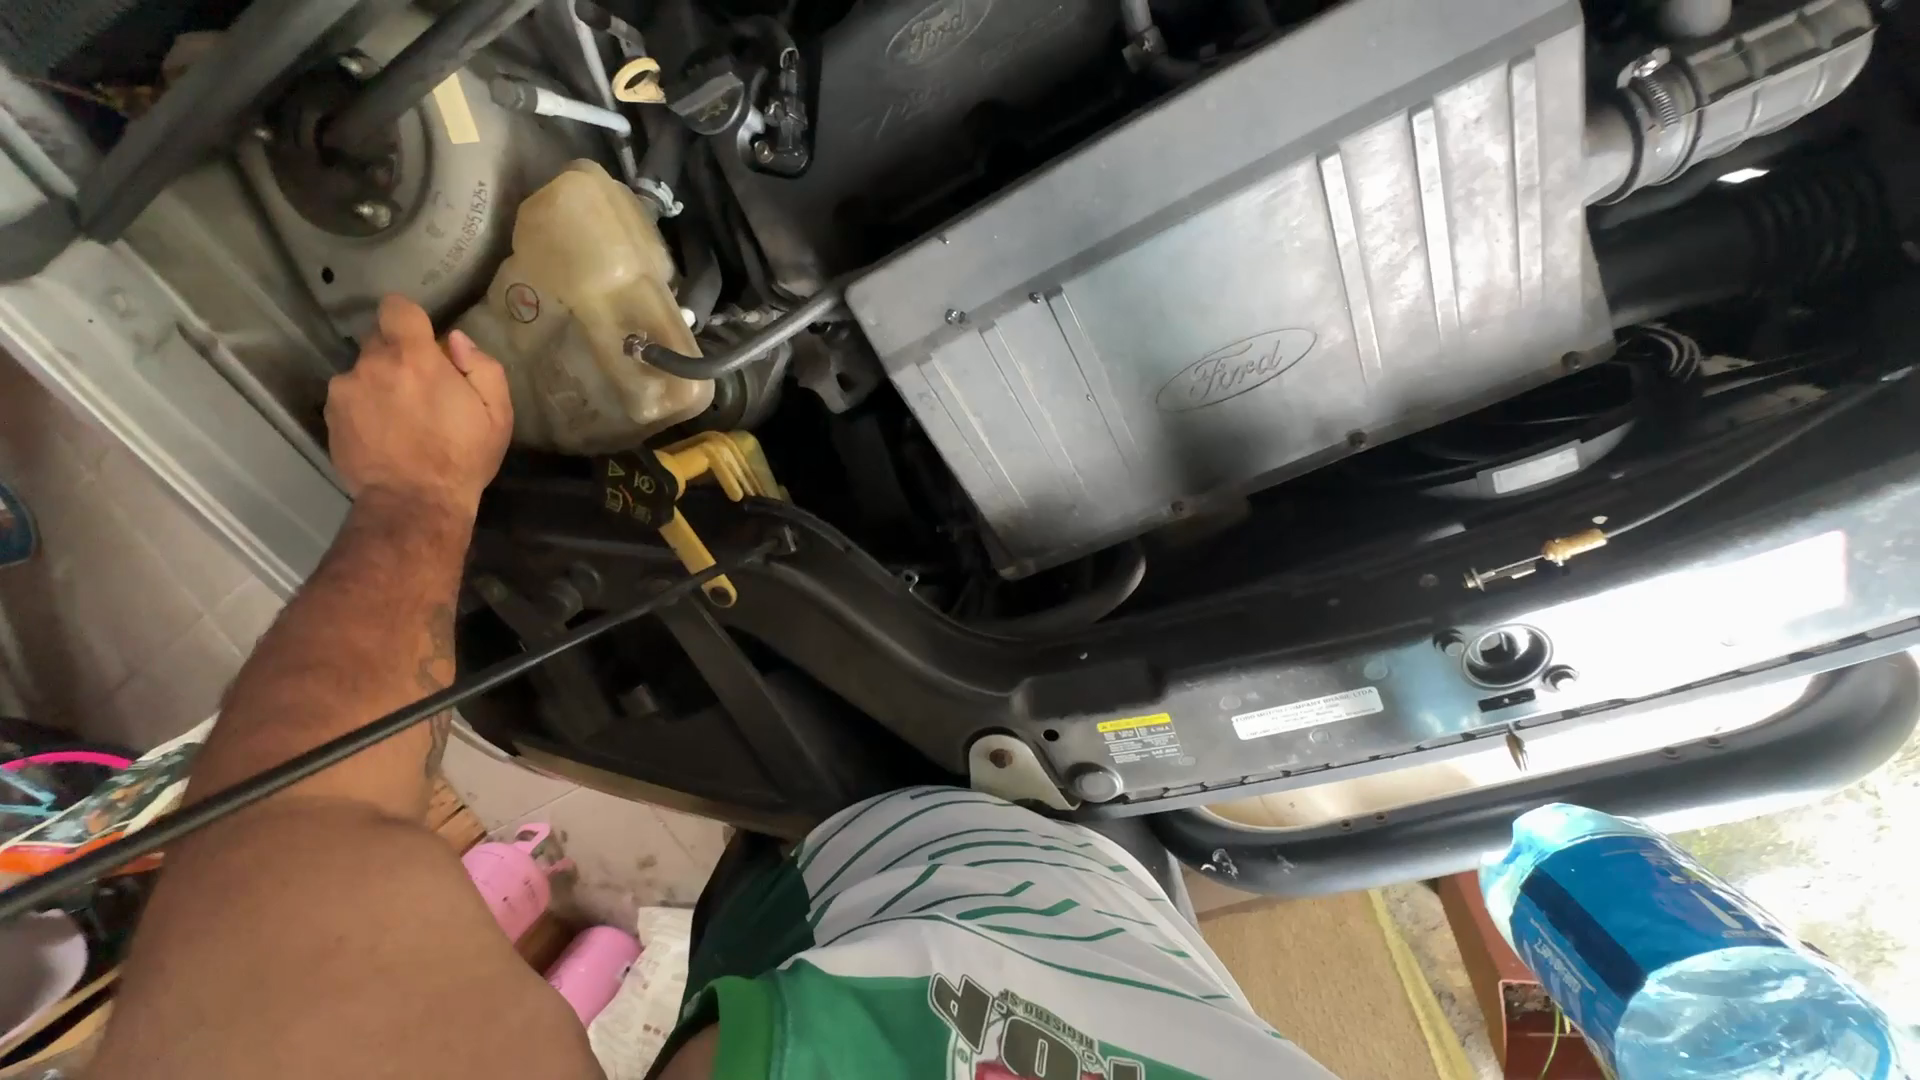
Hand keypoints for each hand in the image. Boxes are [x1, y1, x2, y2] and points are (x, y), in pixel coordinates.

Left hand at [326, 295, 512, 517]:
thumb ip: (482, 368)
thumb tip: (456, 342)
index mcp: (415, 358)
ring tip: (403, 420)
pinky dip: (366, 408)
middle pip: (381, 341)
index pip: (398, 308)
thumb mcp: (498, 414)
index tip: (426, 341)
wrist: (415, 502)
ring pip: (365, 372)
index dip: (412, 319)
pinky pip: (350, 398)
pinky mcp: (330, 415)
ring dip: (382, 385)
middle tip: (424, 391)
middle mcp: (372, 365)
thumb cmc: (464, 457)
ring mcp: (345, 390)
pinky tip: (385, 435)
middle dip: (401, 357)